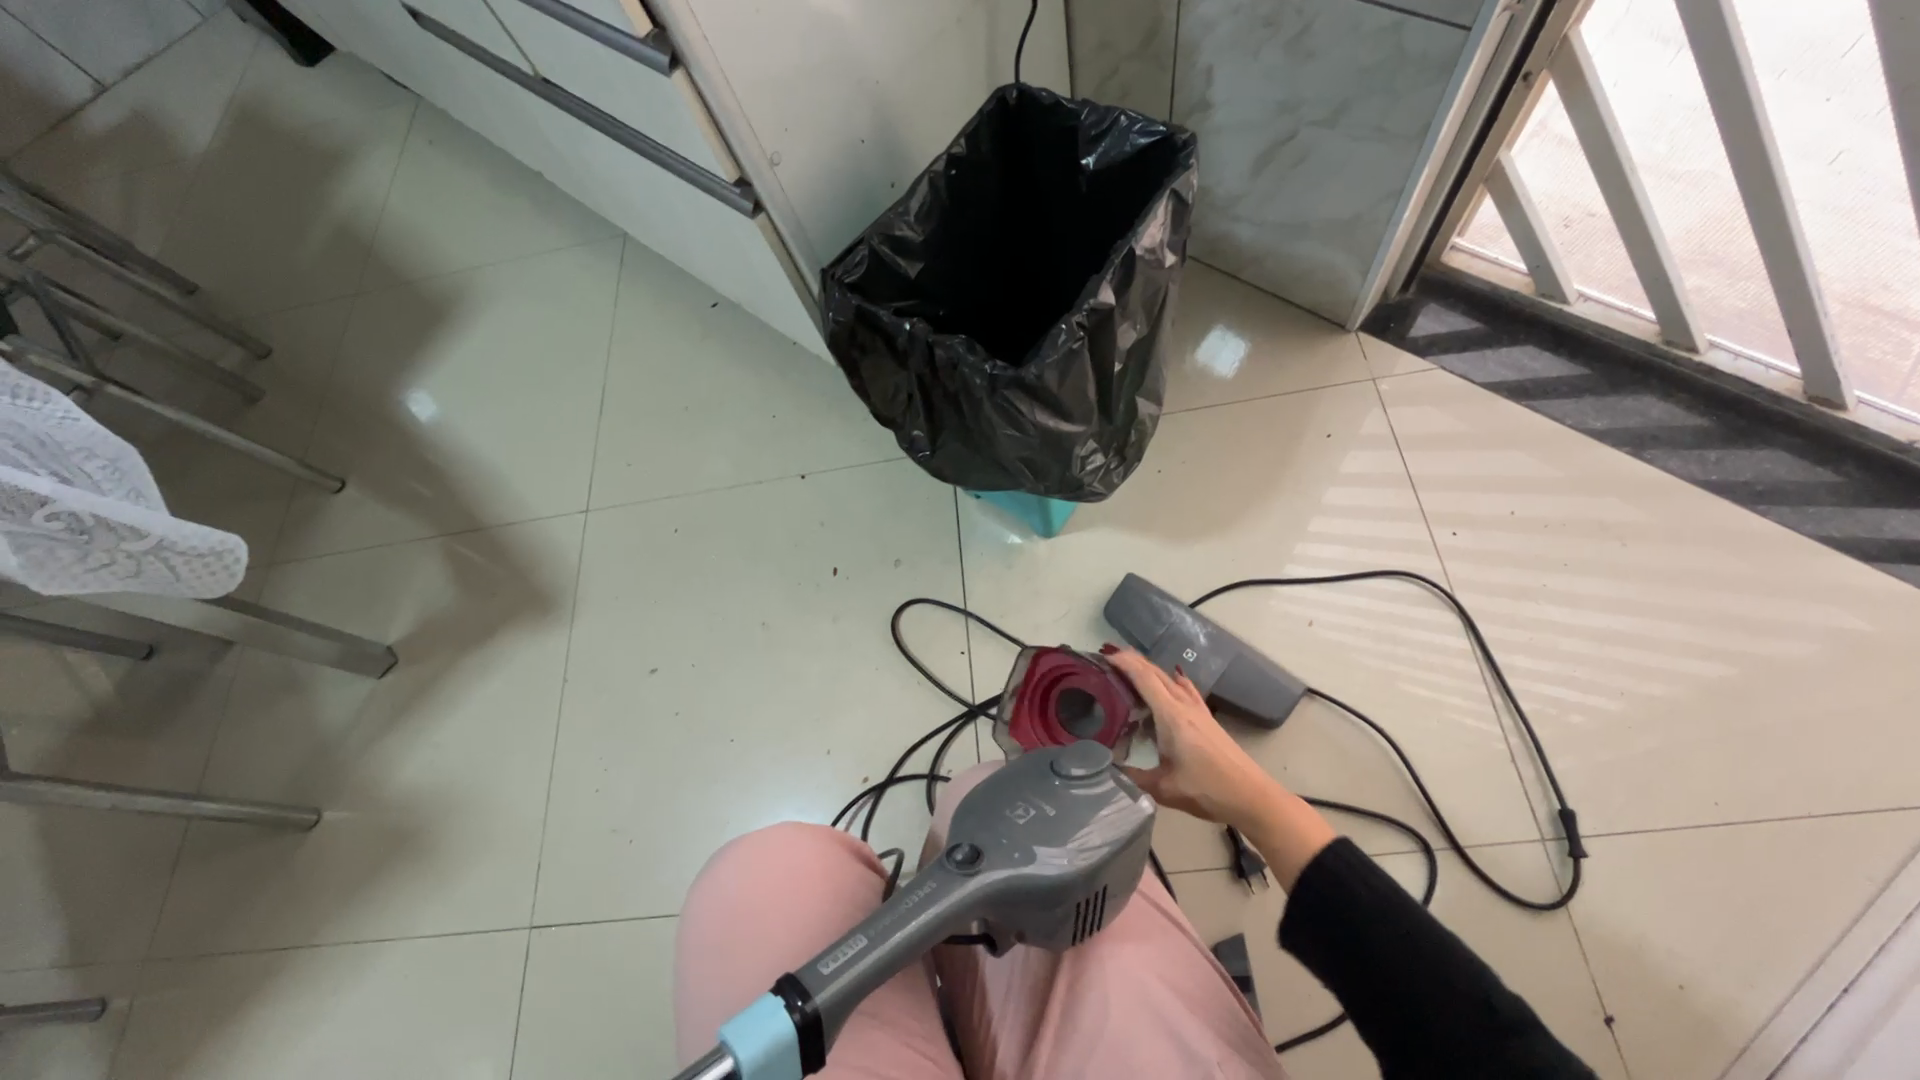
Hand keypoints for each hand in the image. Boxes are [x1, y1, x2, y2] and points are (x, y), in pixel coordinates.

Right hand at [1105, 645, 1337, 888]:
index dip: (1123, 663)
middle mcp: (1184, 706)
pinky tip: (1172, 679)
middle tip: (1107, 659)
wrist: (1251, 796)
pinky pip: (1185, 690)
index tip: (1103, 656)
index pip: (1144, 678)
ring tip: (1129, 669)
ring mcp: (1198, 711)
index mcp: (1171, 716)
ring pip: (1170, 679)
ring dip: (1149, 670)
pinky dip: (1171, 680)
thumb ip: (1133, 777)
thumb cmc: (1208, 790)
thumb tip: (1108, 769)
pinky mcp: (1206, 719)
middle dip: (1132, 661)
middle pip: (1156, 673)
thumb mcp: (1163, 789)